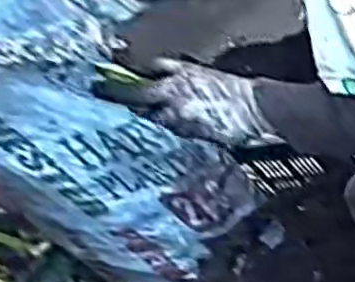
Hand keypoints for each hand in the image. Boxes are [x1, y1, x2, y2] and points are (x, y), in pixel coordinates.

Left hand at [99, 59, 278, 148]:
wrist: (257, 109)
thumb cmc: (225, 87)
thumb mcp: (190, 70)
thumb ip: (162, 69)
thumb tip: (138, 67)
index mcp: (169, 94)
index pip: (131, 95)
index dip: (112, 92)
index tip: (96, 89)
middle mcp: (177, 116)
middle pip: (147, 114)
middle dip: (140, 106)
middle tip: (135, 100)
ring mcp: (193, 131)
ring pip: (167, 125)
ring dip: (162, 117)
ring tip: (168, 110)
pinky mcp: (208, 140)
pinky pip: (186, 133)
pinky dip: (182, 125)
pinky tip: (188, 119)